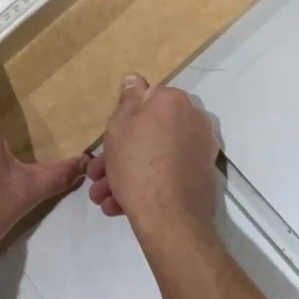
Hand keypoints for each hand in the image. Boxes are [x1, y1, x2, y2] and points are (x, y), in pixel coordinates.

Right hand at [86, 75, 221, 245]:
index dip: (122, 120)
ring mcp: (199, 148)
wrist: (170, 218)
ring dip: (125, 174)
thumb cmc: (137, 165)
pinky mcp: (201, 175)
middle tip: (97, 176)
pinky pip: (167, 171)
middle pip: (148, 132)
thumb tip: (135, 79)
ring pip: (154, 155)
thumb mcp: (119, 127)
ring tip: (103, 198)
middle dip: (118, 154)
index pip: (145, 99)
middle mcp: (193, 119)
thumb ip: (127, 100)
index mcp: (174, 100)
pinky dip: (145, 183)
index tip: (107, 142)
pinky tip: (119, 206)